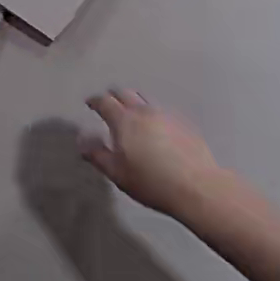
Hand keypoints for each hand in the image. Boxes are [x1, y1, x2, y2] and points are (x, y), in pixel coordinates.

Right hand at [82, 89, 228, 216]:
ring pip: (144, 100)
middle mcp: (144, 111)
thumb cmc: (151, 182)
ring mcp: (166, 115)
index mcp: (124, 121)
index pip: (105, 102)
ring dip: (133, 102)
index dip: (95, 101)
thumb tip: (82, 138)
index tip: (90, 104)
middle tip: (108, 105)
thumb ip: (97, 154)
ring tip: (131, 115)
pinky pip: (161, 111)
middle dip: (113, 96)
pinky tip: (154, 128)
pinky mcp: (183, 123)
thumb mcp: (117, 173)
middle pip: (125, 93)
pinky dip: (151, 113)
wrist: (197, 187)